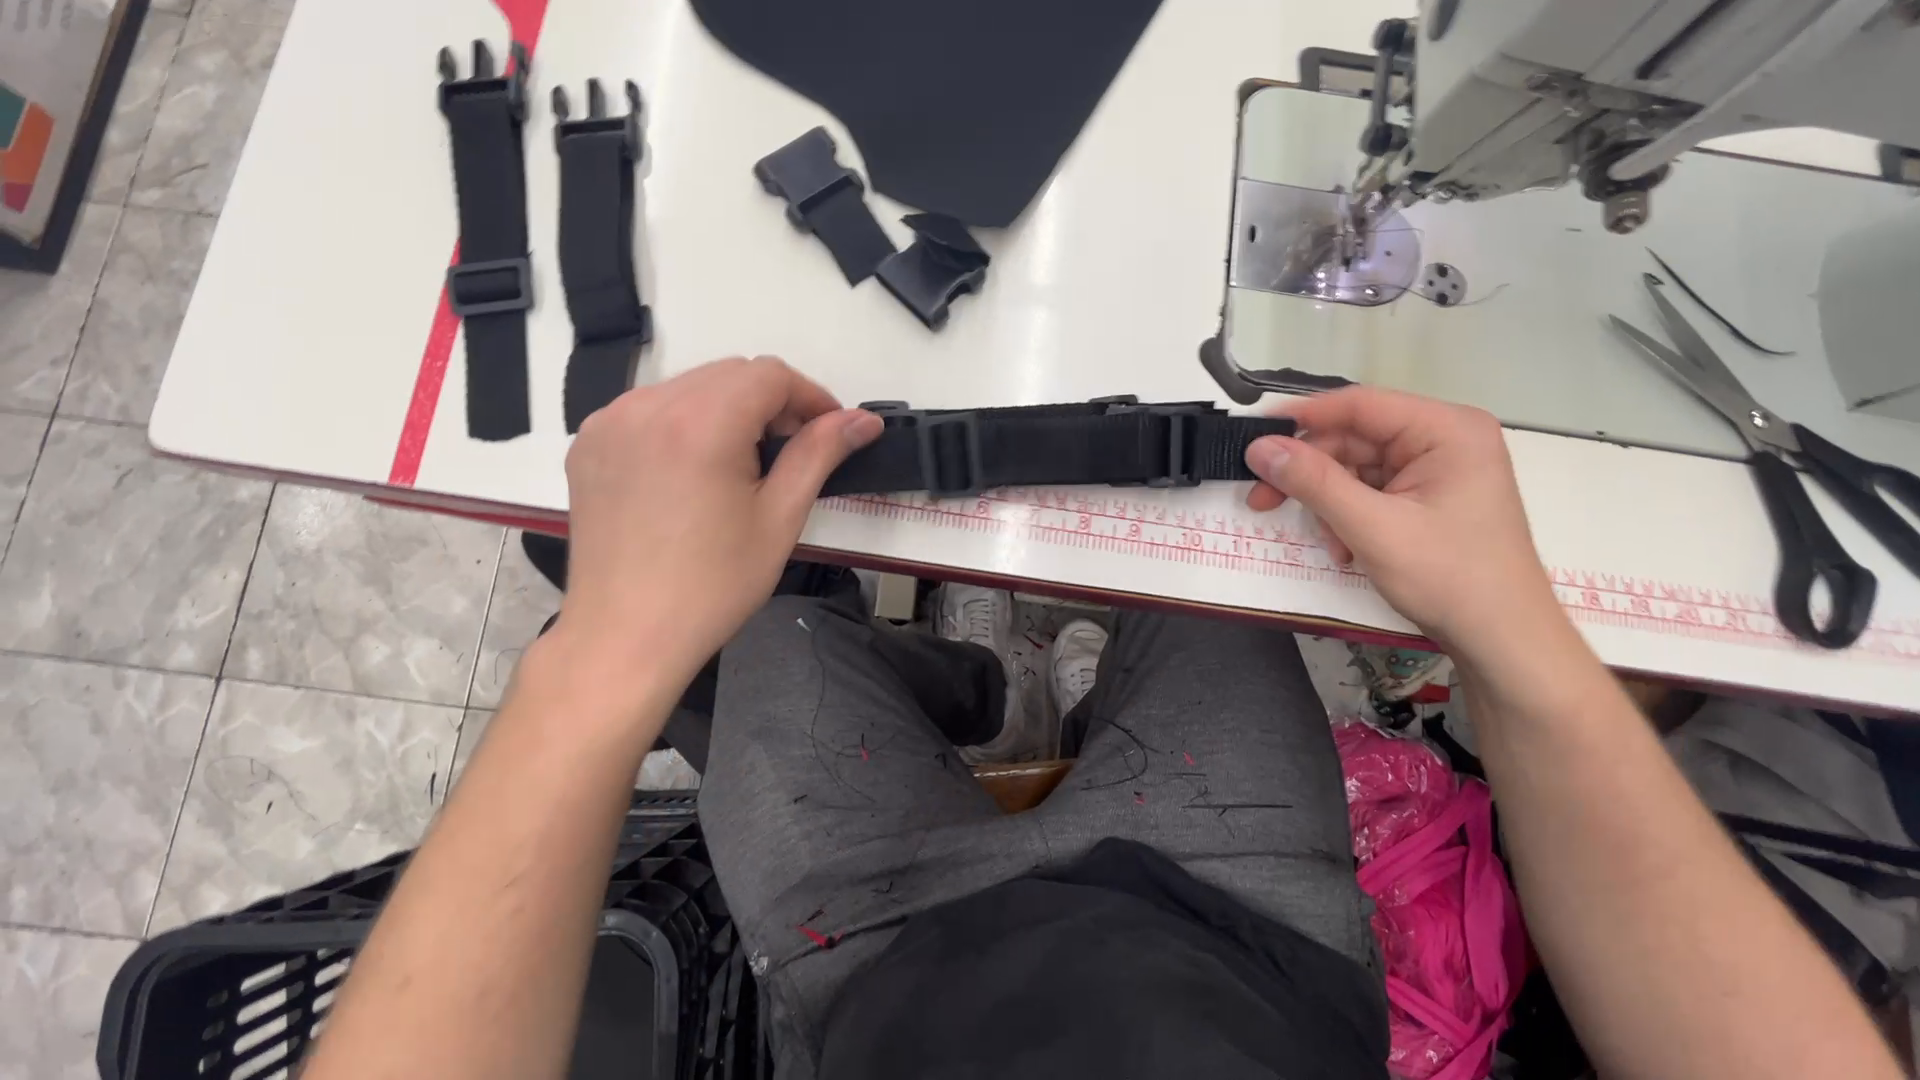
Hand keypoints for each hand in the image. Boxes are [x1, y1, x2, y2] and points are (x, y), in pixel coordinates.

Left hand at [549, 356, 881, 694]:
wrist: (626, 636)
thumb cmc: (711, 587)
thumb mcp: (779, 518)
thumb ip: (820, 454)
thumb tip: (863, 421)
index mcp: (699, 424)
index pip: (768, 374)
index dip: (809, 396)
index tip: (829, 430)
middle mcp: (647, 407)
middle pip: (728, 373)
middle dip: (771, 402)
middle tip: (792, 452)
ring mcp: (610, 423)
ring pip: (688, 387)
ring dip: (727, 409)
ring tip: (742, 465)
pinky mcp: (589, 444)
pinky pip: (649, 409)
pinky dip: (683, 423)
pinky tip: (694, 470)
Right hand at [1242, 386, 1558, 650]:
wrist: (1502, 639)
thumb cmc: (1450, 578)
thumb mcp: (1372, 528)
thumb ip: (1313, 483)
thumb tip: (1259, 448)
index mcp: (1447, 429)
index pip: (1359, 405)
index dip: (1301, 419)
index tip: (1252, 438)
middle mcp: (1444, 439)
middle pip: (1353, 438)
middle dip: (1311, 474)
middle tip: (1262, 500)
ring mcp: (1438, 469)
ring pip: (1355, 467)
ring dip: (1329, 503)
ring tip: (1330, 542)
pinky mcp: (1428, 497)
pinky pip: (1370, 491)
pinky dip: (1348, 516)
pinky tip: (1346, 547)